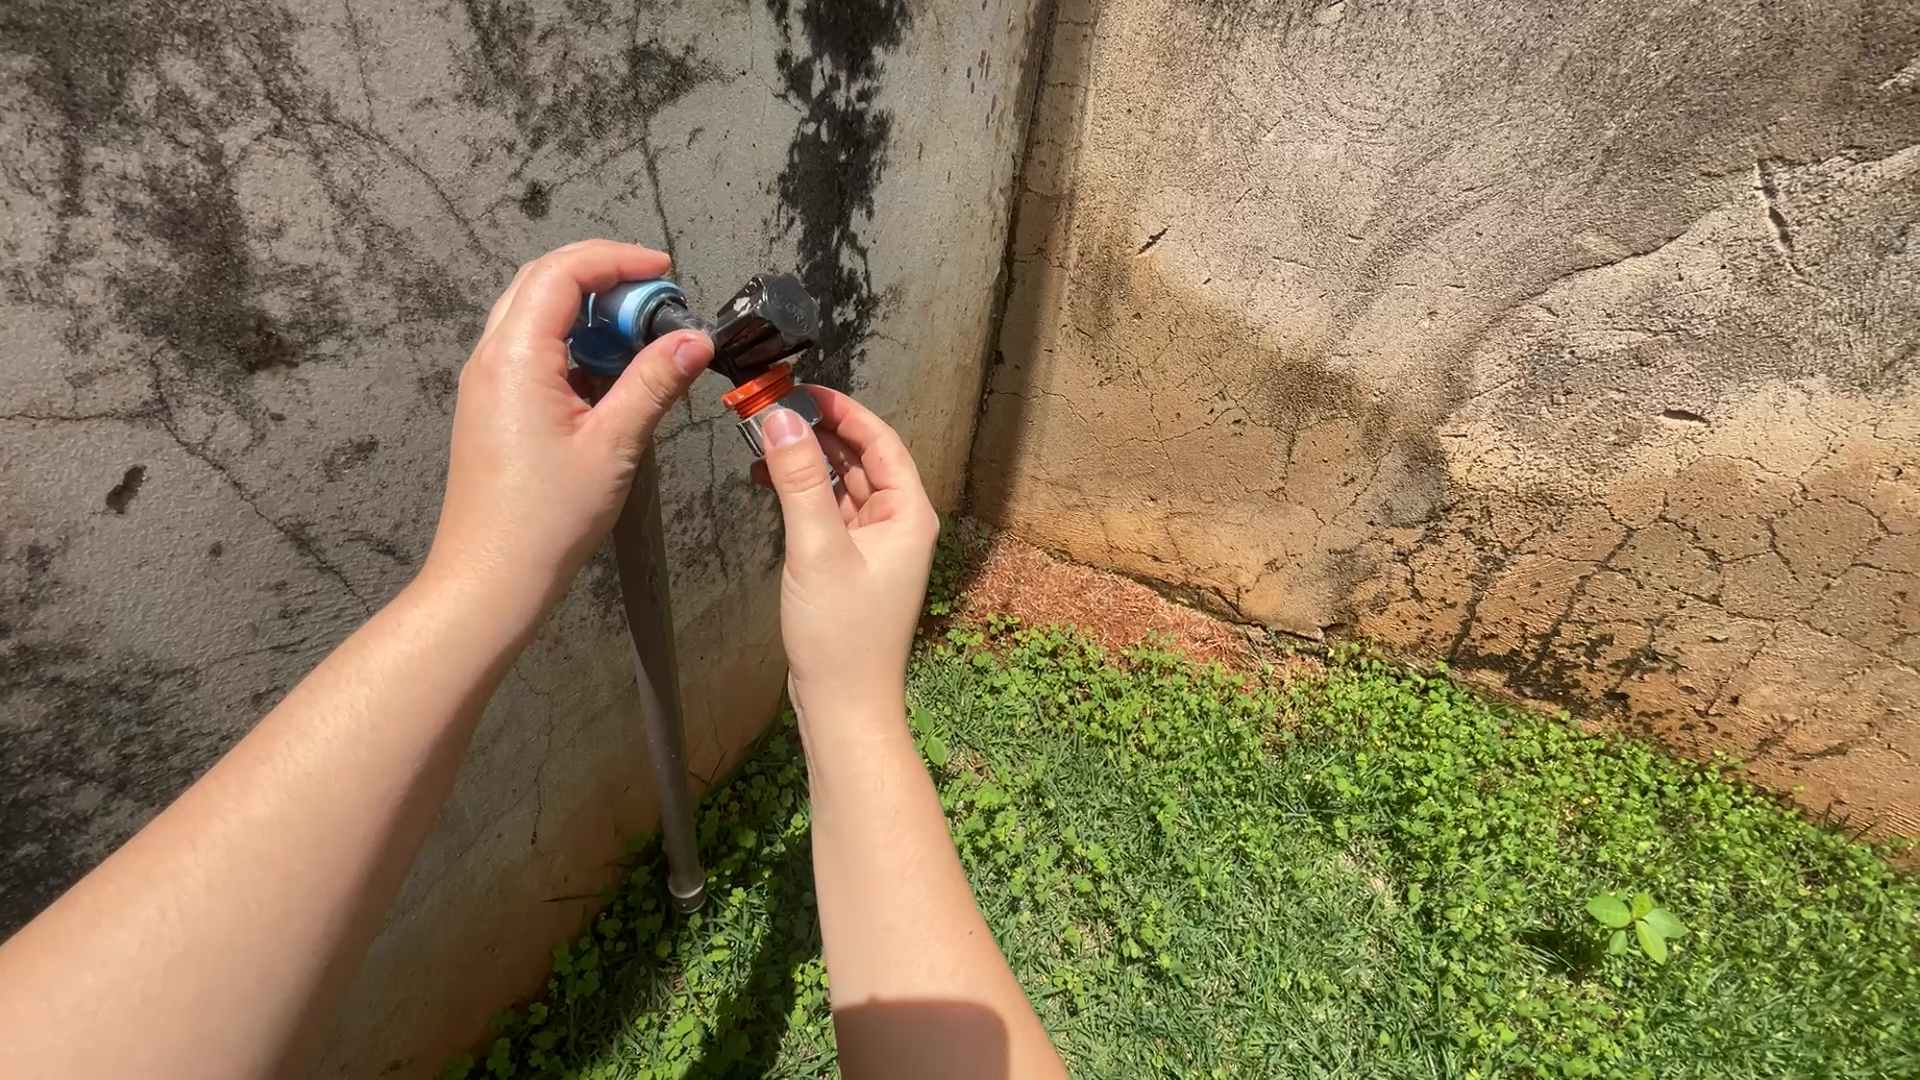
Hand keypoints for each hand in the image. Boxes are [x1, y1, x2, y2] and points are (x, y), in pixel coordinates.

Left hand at [422, 240, 712, 611]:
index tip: (665, 272)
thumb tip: (696, 339)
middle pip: (544, 285)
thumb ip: (655, 383)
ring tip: (645, 339)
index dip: (616, 261)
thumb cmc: (550, 513)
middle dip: (606, 281)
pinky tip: (615, 376)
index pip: (560, 274)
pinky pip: (538, 353)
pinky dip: (580, 347)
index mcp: (515, 357)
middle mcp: (492, 358)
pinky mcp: (499, 406)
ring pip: (540, 318)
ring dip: (594, 316)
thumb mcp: (615, 443)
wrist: (496, 572)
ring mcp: (491, 382)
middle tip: (660, 303)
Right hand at [752, 387, 939, 718]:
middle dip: (820, 434)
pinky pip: (831, 513)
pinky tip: (771, 481)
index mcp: (908, 514)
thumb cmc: (841, 633)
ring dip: (808, 463)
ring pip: (842, 486)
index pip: (882, 444)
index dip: (846, 412)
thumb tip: (782, 419)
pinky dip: (804, 495)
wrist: (843, 703)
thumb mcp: (818, 549)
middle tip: (773, 411)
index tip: (805, 389)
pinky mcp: (851, 562)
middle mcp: (898, 523)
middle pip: (861, 461)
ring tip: (764, 442)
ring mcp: (875, 544)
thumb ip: (800, 481)